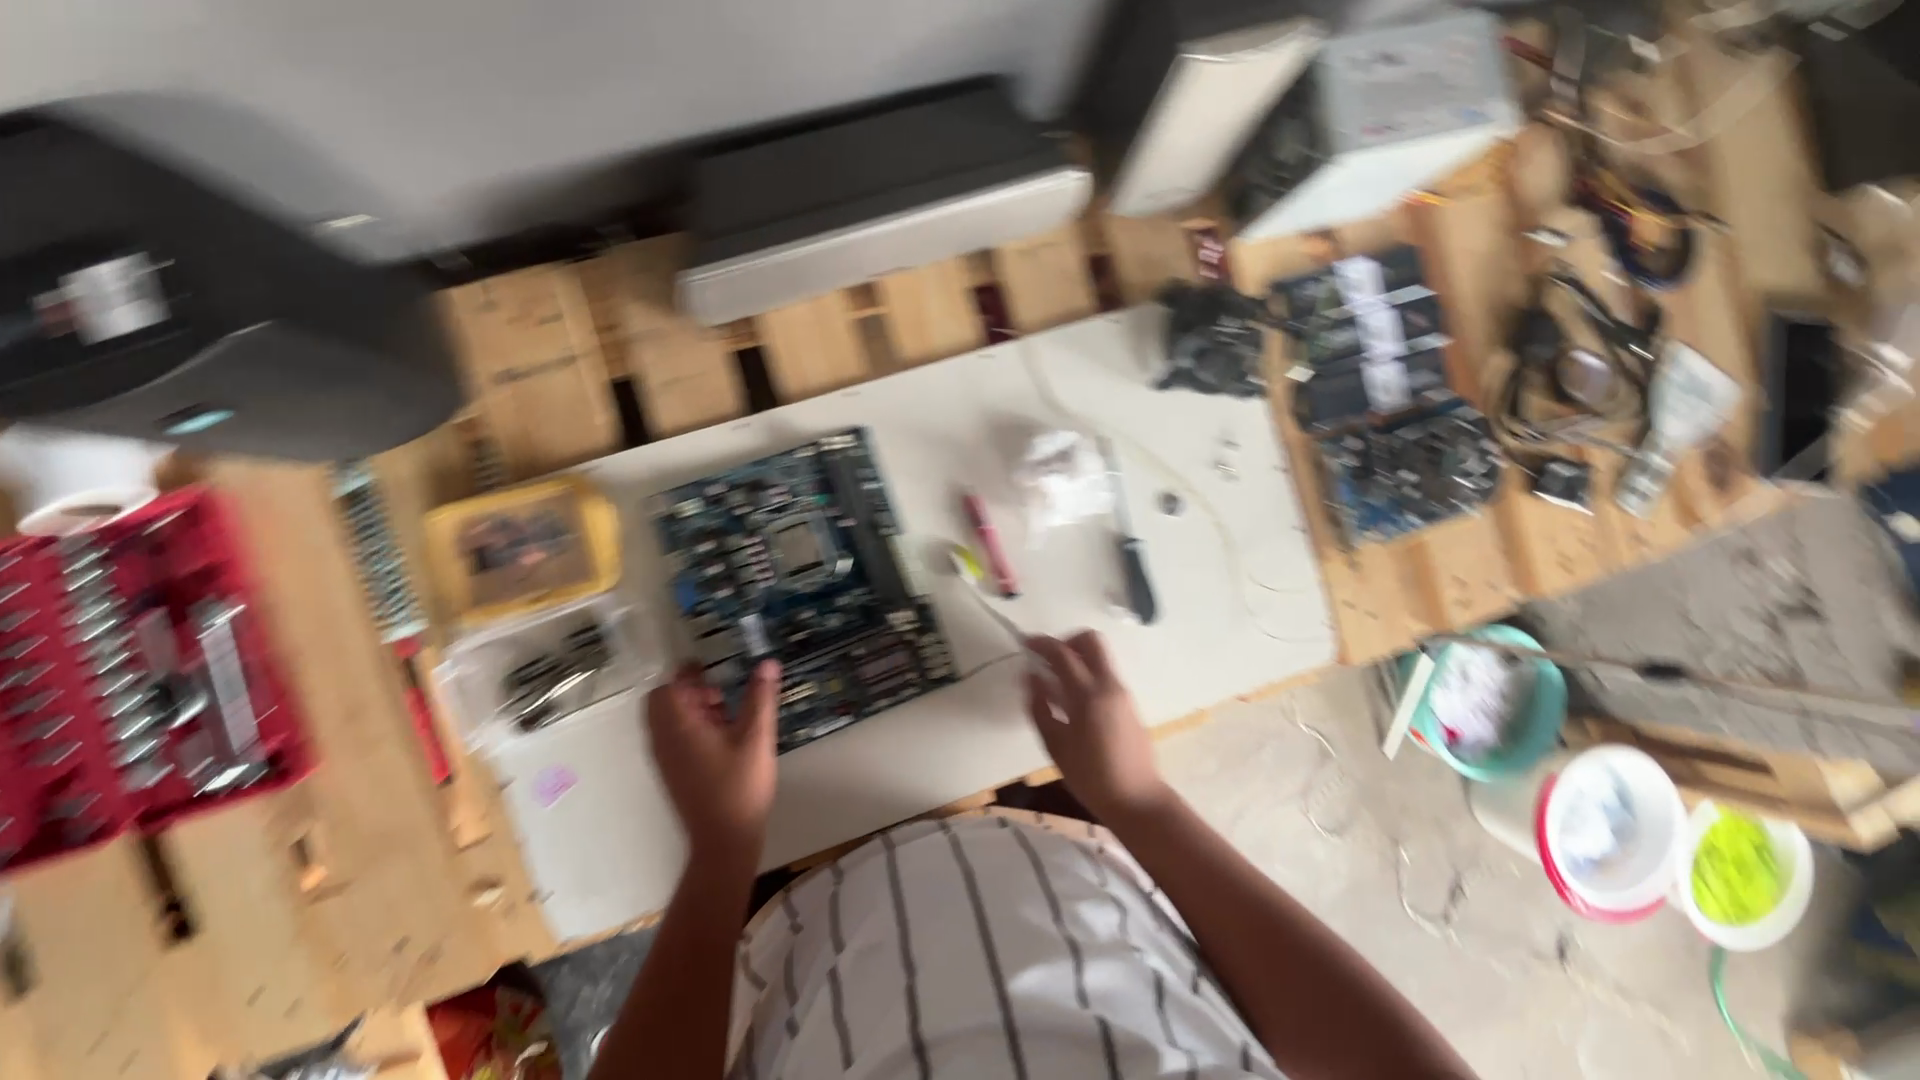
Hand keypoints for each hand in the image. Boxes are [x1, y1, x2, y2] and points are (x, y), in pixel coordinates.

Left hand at [646, 660, 780, 864]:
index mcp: (678, 728)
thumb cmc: (740, 786)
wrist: (724, 841)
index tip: (709, 666)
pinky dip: (691, 728)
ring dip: (691, 709)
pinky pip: (674, 740)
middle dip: (687, 690)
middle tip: (718, 690)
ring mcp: (666, 760)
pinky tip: (723, 737)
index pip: (666, 688)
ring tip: (725, 711)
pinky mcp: (674, 774)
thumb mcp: (756, 737)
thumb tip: (768, 663)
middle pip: (662, 703)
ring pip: (668, 722)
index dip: (685, 673)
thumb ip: (760, 698)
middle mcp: (663, 741)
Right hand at [1024, 632, 1171, 822]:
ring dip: (1076, 659)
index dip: (1042, 644)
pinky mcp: (1128, 705)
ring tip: (1053, 683)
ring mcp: (1122, 694)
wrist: (1136, 798)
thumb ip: (1039, 707)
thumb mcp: (1055, 745)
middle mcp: (1109, 686)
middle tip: (1046, 658)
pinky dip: (1086, 676)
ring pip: (1099, 659)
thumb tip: (1030, 677)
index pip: (1063, 654)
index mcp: (1088, 695)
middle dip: (1066, 641)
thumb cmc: (1090, 777)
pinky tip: (1070, 701)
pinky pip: (1104, 677)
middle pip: (1091, 641)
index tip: (1025, 643)